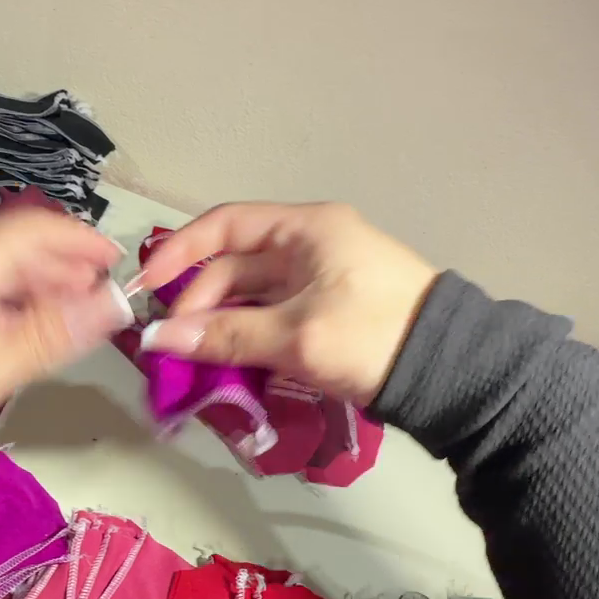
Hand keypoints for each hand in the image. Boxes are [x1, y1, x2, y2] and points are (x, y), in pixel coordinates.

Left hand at [0, 208, 131, 435]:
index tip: (112, 259)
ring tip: (62, 307)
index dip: (80, 240)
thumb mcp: (0, 359)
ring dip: (32, 283)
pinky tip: (13, 322)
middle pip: (17, 246)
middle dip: (61, 265)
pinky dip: (2, 296)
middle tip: (93, 289)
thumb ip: (58, 330)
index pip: (39, 228)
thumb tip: (114, 306)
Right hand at [130, 202, 440, 404]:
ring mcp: (313, 282)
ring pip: (245, 297)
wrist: (450, 373)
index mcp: (305, 230)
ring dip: (216, 325)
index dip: (181, 251)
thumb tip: (158, 341)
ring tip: (193, 360)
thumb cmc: (373, 336)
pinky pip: (264, 319)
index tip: (148, 286)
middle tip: (174, 345)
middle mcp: (305, 248)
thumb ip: (225, 336)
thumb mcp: (296, 336)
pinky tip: (223, 363)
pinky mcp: (318, 314)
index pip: (226, 225)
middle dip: (198, 303)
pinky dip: (240, 338)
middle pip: (231, 266)